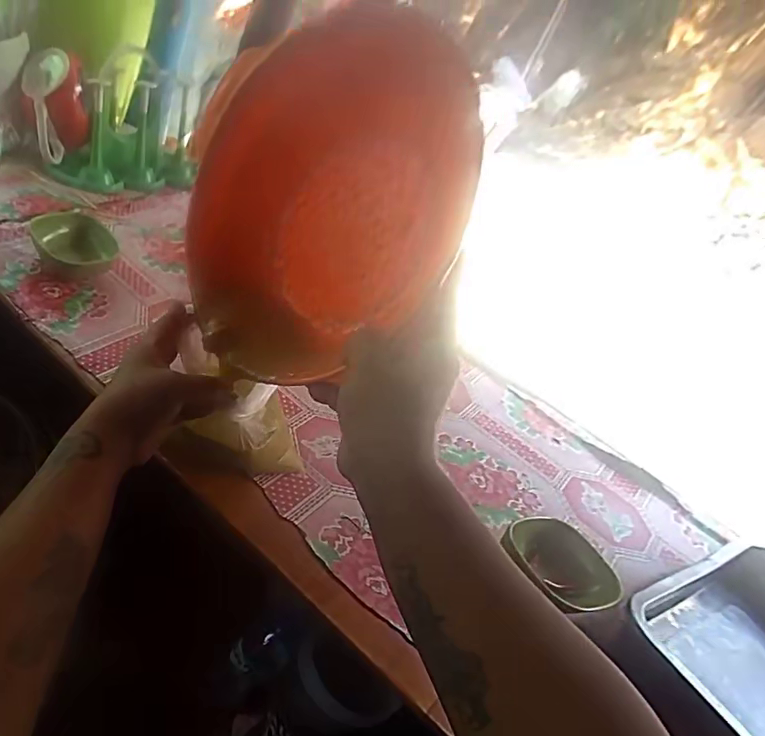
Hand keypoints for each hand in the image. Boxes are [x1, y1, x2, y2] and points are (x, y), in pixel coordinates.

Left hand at [75, 306, 233, 468]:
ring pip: (187, 379)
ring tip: (233, 369)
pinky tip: (224, 403)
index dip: (188, 311)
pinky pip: (189, 404)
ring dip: (206, 377)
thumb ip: (206, 386)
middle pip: (180, 349)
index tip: (211, 304)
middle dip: (200, 343)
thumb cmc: (139, 399)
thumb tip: (233, 391)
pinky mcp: (163, 413)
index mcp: (151, 347)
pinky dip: (204, 404)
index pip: (171, 321)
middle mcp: (154, 365)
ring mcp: (158, 390)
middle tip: (228, 337)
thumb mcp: (175, 385)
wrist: (116, 438)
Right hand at [309, 264, 460, 484]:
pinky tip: (315, 381)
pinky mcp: (386, 409)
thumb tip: (358, 334)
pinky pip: (364, 385)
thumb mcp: (371, 362)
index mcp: (435, 345)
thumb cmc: (384, 408)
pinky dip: (344, 383)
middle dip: (390, 308)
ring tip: (333, 330)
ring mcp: (406, 388)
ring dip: (359, 349)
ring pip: (383, 356)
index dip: (447, 267)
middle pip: (411, 325)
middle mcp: (426, 363)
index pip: (445, 295)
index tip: (448, 240)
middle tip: (370, 279)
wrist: (381, 466)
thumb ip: (365, 337)